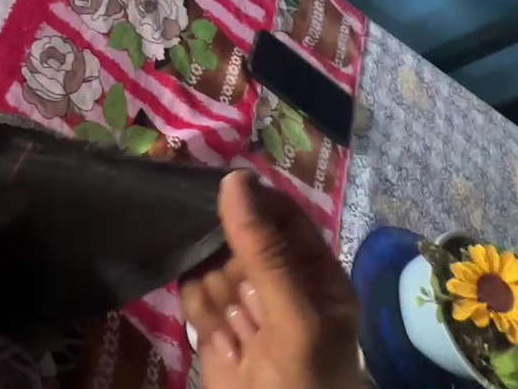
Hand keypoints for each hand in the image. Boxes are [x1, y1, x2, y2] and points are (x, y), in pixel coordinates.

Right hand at [181, 172, 364, 388]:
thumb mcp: (293, 322)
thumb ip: (264, 251)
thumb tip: (233, 180)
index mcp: (319, 283)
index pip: (286, 220)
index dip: (256, 202)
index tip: (219, 186)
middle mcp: (285, 292)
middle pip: (244, 239)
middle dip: (226, 246)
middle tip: (220, 260)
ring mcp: (249, 315)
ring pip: (217, 266)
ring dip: (212, 282)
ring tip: (228, 320)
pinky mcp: (217, 337)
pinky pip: (198, 298)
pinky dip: (199, 308)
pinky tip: (214, 335)